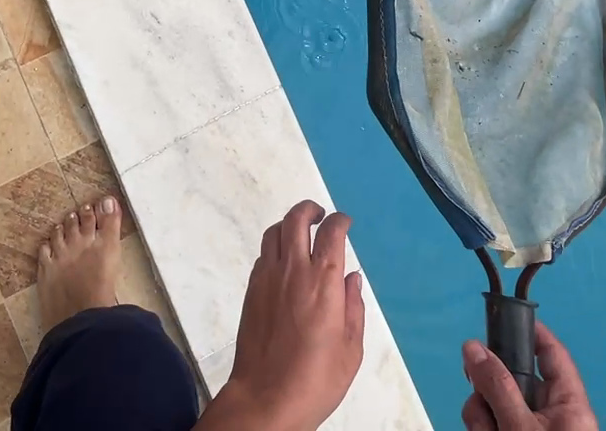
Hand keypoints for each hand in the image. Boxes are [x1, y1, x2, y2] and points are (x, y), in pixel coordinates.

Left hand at [197, 200, 365, 430]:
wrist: (266, 397)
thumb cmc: (316, 379)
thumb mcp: (351, 350)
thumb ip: (354, 308)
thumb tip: (352, 277)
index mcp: (323, 283)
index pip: (331, 234)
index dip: (340, 221)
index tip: (345, 222)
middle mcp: (294, 270)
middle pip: (296, 219)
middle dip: (310, 209)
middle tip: (320, 214)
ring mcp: (268, 276)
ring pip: (275, 231)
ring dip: (290, 224)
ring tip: (301, 233)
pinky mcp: (252, 288)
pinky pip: (264, 254)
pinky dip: (276, 246)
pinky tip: (285, 261)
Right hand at [461, 323, 597, 430]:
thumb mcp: (519, 426)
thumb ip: (496, 386)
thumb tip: (471, 345)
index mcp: (568, 404)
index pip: (552, 353)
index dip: (529, 330)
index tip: (501, 317)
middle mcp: (552, 413)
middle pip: (513, 377)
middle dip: (487, 384)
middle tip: (476, 391)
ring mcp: (533, 427)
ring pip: (497, 400)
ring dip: (481, 412)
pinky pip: (493, 420)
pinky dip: (483, 427)